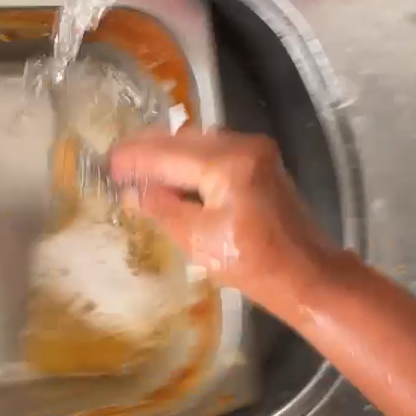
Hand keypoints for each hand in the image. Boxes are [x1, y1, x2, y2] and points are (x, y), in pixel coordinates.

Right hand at [109, 129, 347, 313]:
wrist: (308, 275)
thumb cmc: (253, 264)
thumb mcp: (197, 240)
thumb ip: (161, 209)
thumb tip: (132, 192)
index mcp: (226, 165)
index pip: (167, 153)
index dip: (133, 158)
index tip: (107, 163)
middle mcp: (242, 146)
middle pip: (182, 139)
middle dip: (148, 150)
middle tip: (117, 164)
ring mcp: (255, 151)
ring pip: (198, 142)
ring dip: (167, 153)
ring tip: (138, 169)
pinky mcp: (261, 162)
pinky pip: (214, 150)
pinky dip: (189, 159)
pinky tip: (171, 175)